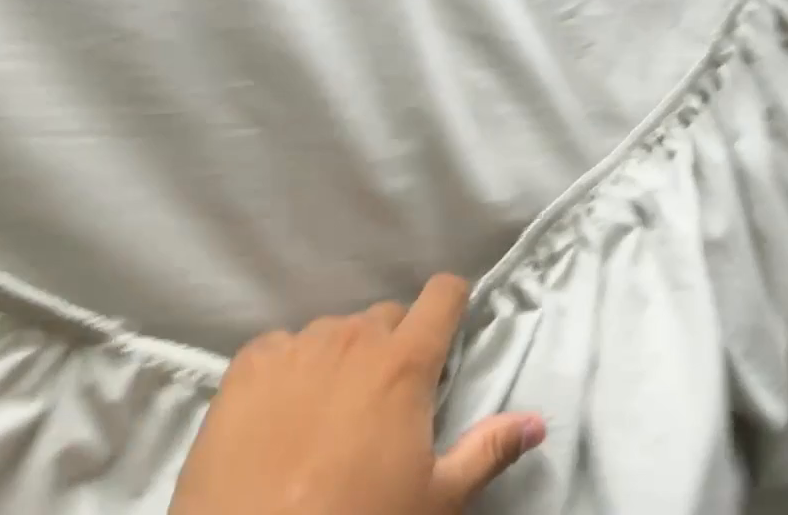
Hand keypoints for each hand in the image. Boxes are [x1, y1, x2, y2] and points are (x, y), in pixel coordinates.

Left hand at [169, 274, 544, 514]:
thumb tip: (539, 421)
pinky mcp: (248, 364)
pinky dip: (289, 369)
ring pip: (333, 331)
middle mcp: (353, 337)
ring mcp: (297, 345)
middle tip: (385, 400)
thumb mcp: (437, 499)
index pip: (443, 294)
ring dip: (341, 358)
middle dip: (394, 345)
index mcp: (405, 362)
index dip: (452, 301)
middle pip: (386, 317)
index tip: (450, 326)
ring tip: (329, 414)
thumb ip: (489, 449)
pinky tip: (280, 415)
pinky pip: (281, 346)